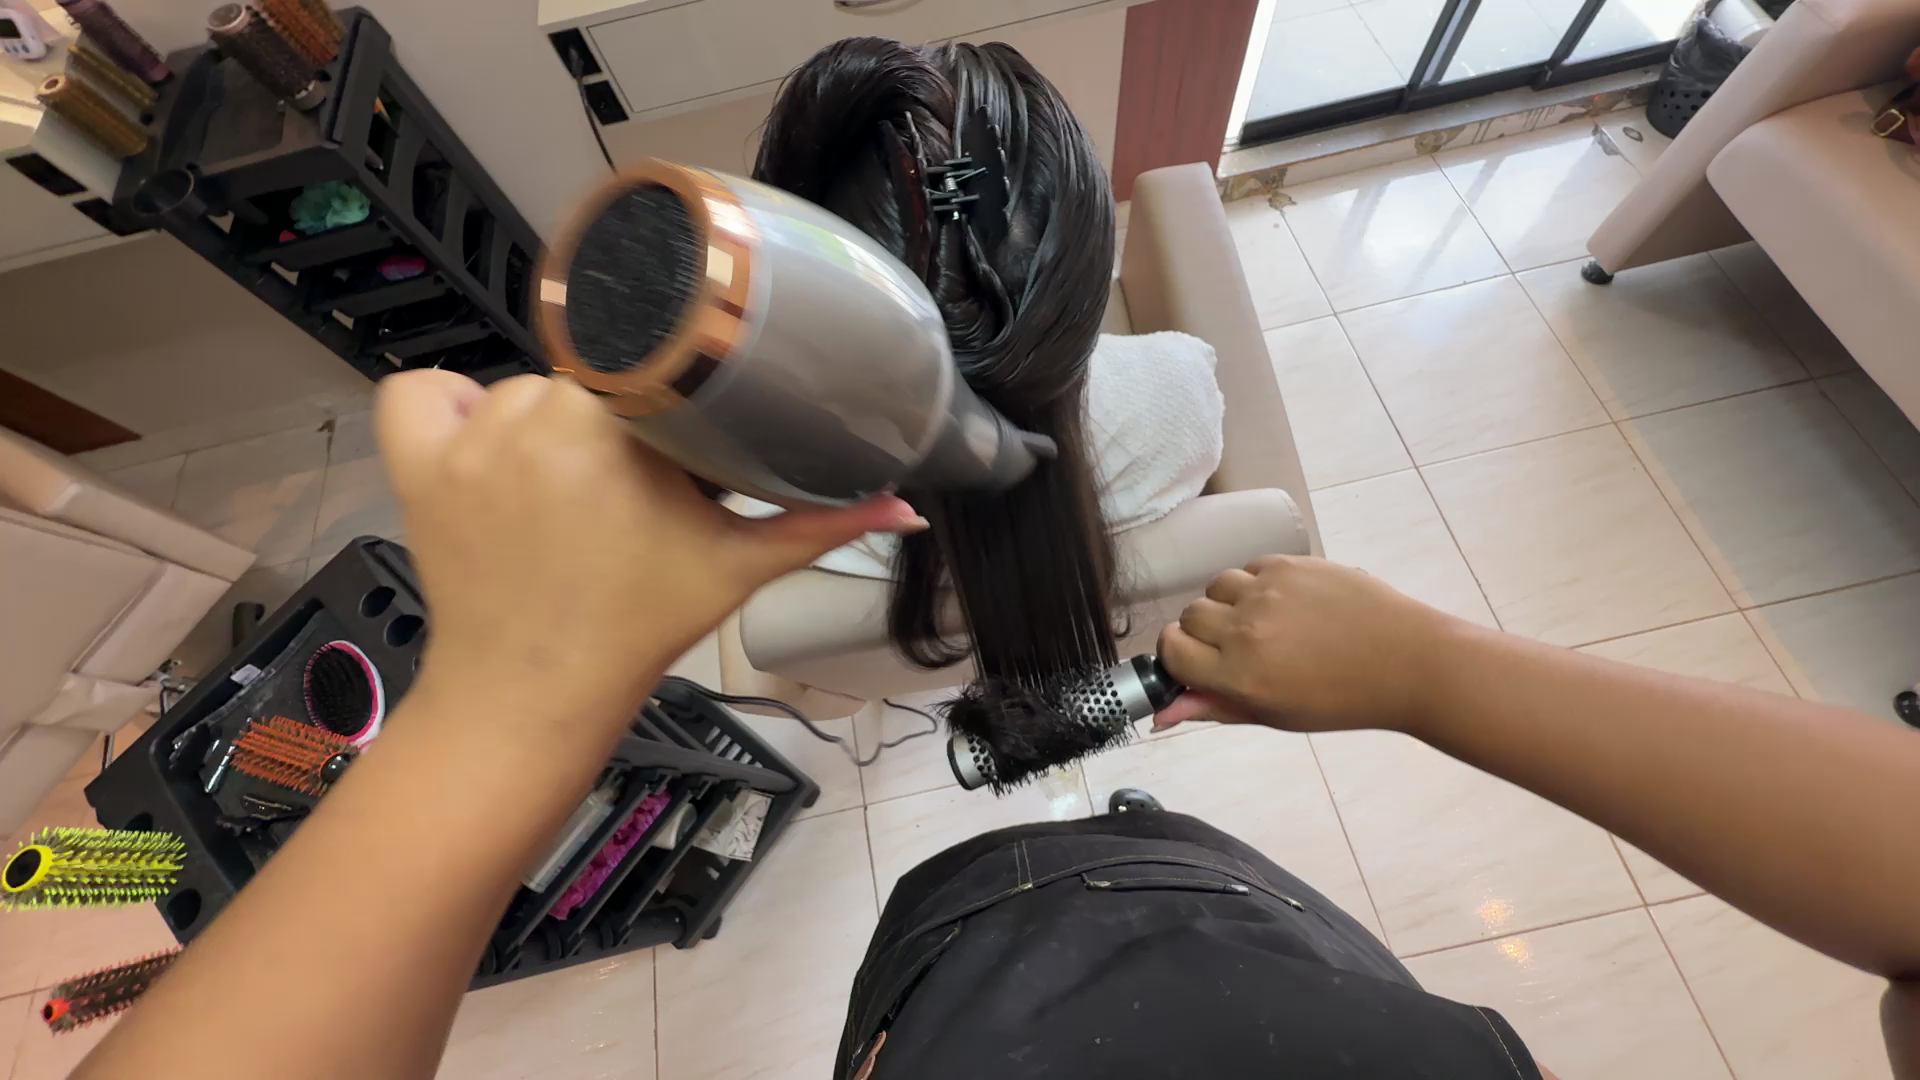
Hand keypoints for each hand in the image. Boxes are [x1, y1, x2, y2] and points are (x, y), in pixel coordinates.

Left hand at [376, 371, 923, 727]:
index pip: (657, 363)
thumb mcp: (745, 566)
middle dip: (627, 415)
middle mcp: (535, 415)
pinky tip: (494, 446)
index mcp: (620, 427)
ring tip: (581, 479)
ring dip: (557, 420)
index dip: (680, 393)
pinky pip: (425, 393)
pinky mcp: (415, 465)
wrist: (538, 693)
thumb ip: (825, 526)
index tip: (691, 434)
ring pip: (525, 386)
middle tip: (645, 474)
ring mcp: (465, 439)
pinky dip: (455, 407)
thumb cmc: (647, 624)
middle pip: (595, 374)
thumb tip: (908, 510)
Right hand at [1154, 555, 1468, 733]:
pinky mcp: (1287, 564)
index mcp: (1239, 676)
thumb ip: (1211, 707)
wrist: (1409, 662)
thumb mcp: (1271, 714)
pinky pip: (1247, 568)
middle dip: (1205, 630)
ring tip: (1264, 618)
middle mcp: (1244, 631)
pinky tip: (1287, 601)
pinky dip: (1257, 583)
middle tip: (1240, 643)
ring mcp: (1265, 592)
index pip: (1171, 649)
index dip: (1180, 654)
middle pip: (1188, 616)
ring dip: (1229, 602)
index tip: (1199, 659)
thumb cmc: (1339, 700)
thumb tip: (1159, 715)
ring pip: (1214, 586)